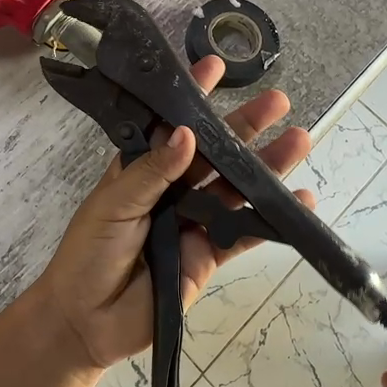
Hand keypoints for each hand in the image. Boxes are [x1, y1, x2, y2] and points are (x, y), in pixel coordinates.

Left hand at [33, 55, 313, 369]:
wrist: (87, 321)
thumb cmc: (90, 251)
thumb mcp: (113, 204)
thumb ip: (152, 172)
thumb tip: (186, 134)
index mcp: (141, 167)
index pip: (170, 123)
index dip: (193, 97)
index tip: (217, 65)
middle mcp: (171, 188)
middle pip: (214, 152)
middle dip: (245, 127)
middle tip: (279, 101)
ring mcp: (193, 222)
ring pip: (235, 188)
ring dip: (267, 167)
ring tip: (299, 140)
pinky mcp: (208, 256)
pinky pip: (244, 234)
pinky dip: (271, 219)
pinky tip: (299, 201)